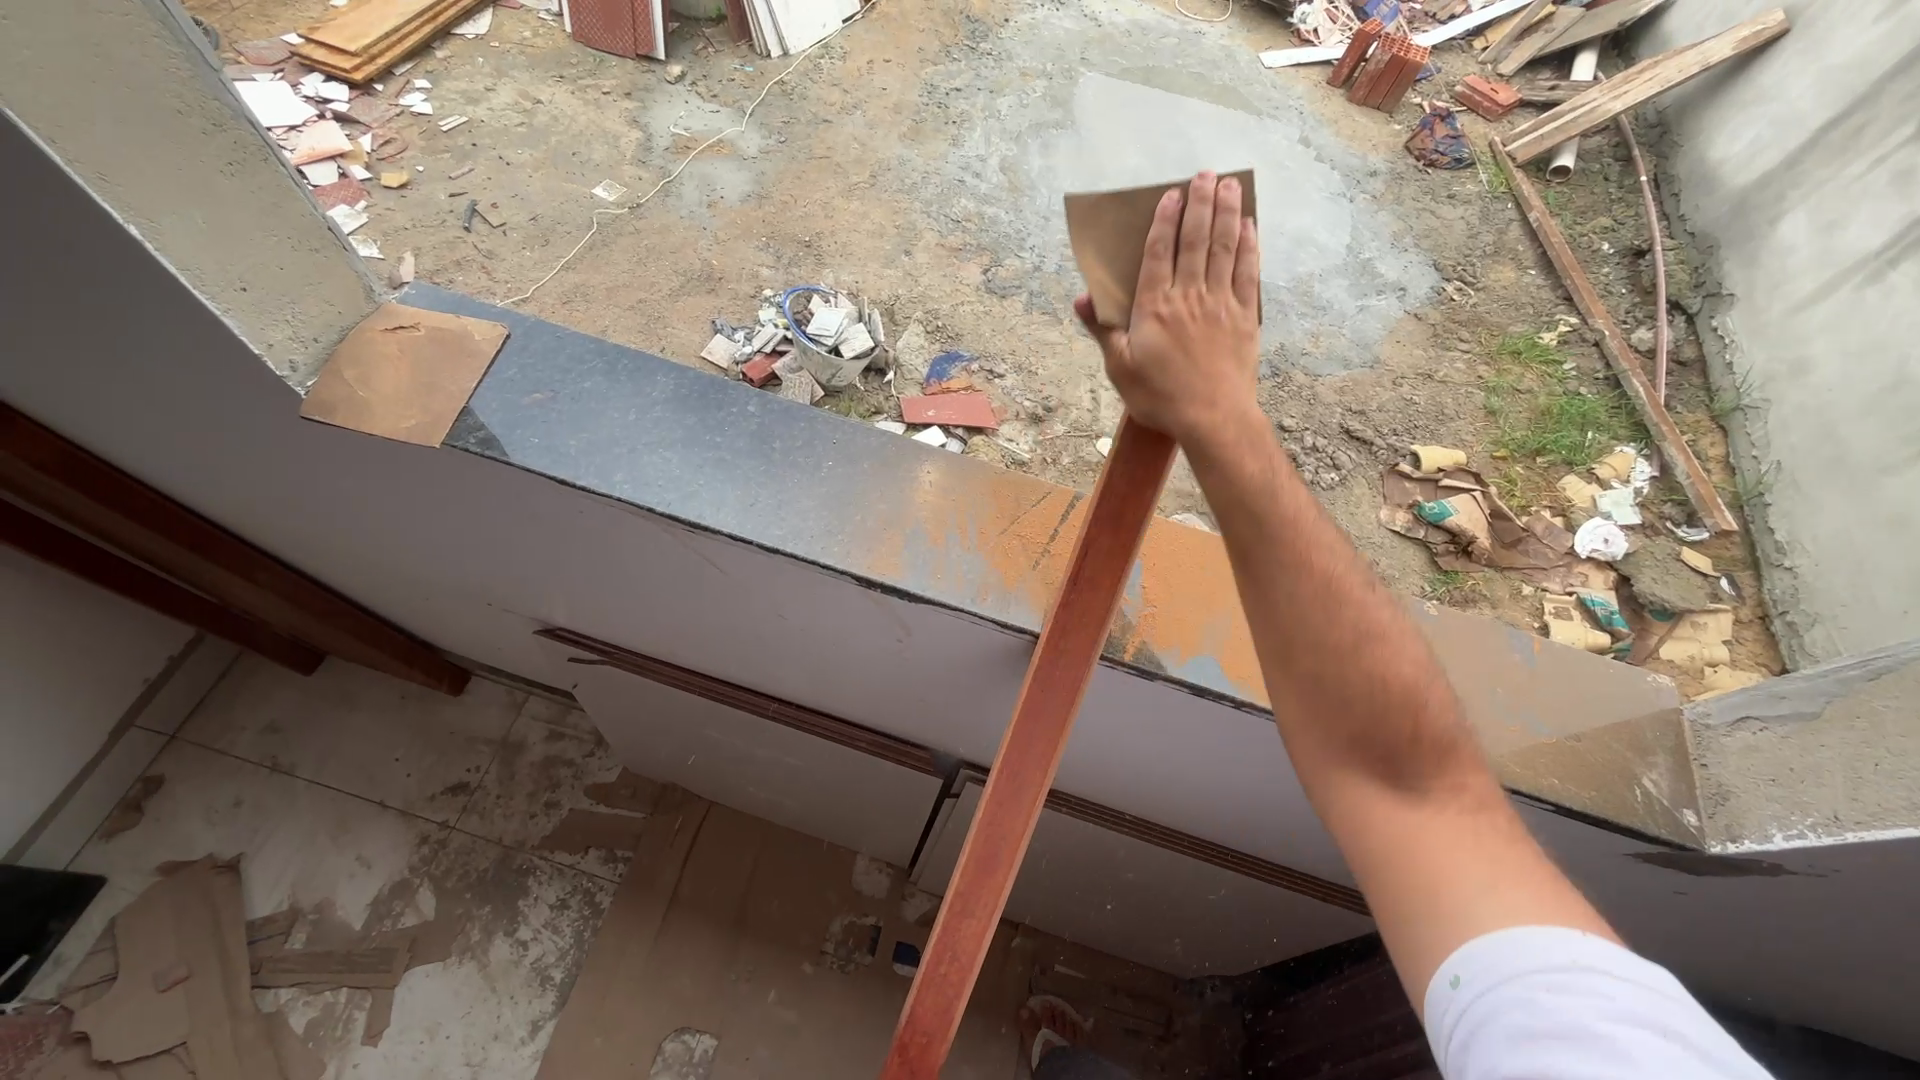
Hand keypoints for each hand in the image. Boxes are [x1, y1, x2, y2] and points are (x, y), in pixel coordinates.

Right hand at [1074, 172, 1261, 448]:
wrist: (1212, 419)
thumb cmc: (1160, 397)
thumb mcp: (1119, 368)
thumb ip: (1102, 330)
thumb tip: (1082, 298)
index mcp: (1154, 307)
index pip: (1159, 252)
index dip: (1164, 219)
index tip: (1171, 193)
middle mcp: (1189, 296)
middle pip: (1196, 240)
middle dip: (1199, 203)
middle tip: (1204, 174)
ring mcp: (1221, 304)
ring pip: (1225, 248)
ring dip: (1226, 213)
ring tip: (1228, 185)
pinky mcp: (1245, 318)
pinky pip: (1248, 273)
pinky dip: (1249, 247)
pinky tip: (1249, 227)